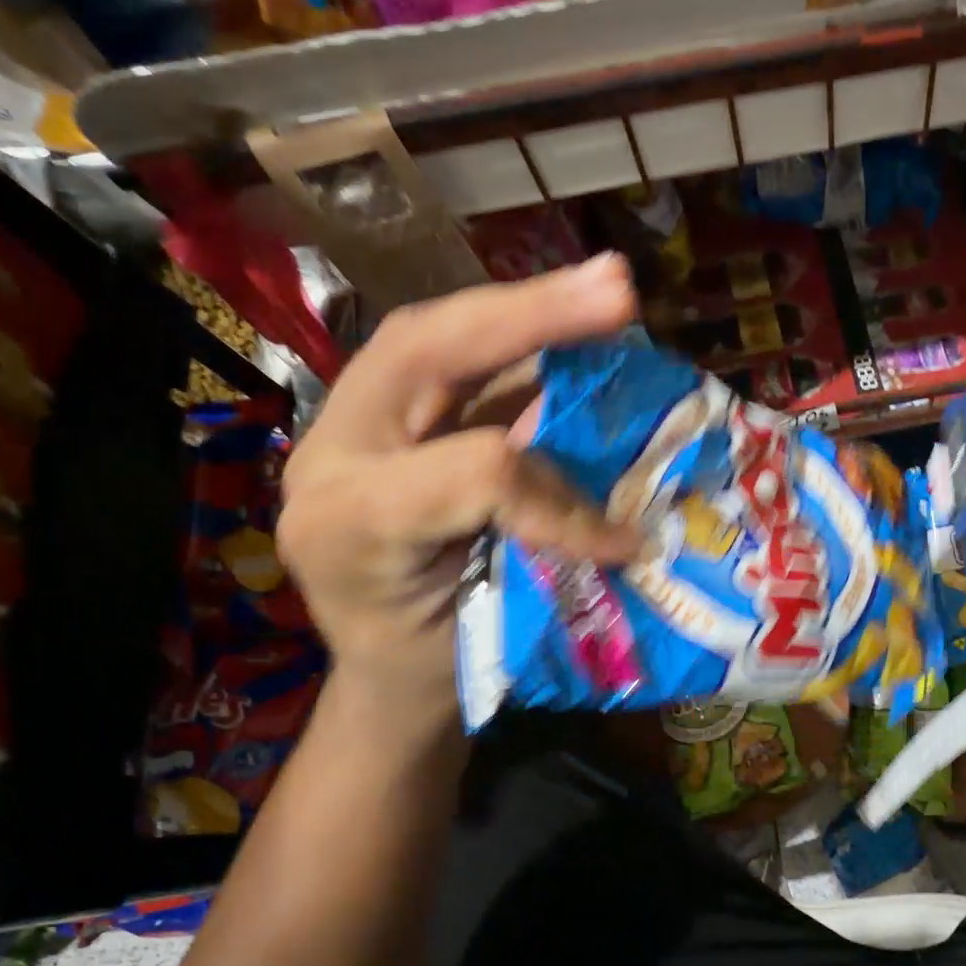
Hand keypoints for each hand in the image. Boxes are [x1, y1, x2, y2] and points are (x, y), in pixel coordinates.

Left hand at [276, 256, 641, 736]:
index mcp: (347, 520)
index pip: (466, 473)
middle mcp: (342, 453)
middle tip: (619, 290)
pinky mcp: (403, 418)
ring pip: (439, 340)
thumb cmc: (436, 665)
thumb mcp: (484, 632)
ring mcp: (366, 427)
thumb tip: (621, 517)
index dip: (557, 498)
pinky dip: (528, 341)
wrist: (395, 675)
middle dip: (529, 315)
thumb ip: (539, 561)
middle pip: (424, 352)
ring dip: (532, 310)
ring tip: (609, 289)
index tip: (622, 546)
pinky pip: (462, 361)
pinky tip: (579, 323)